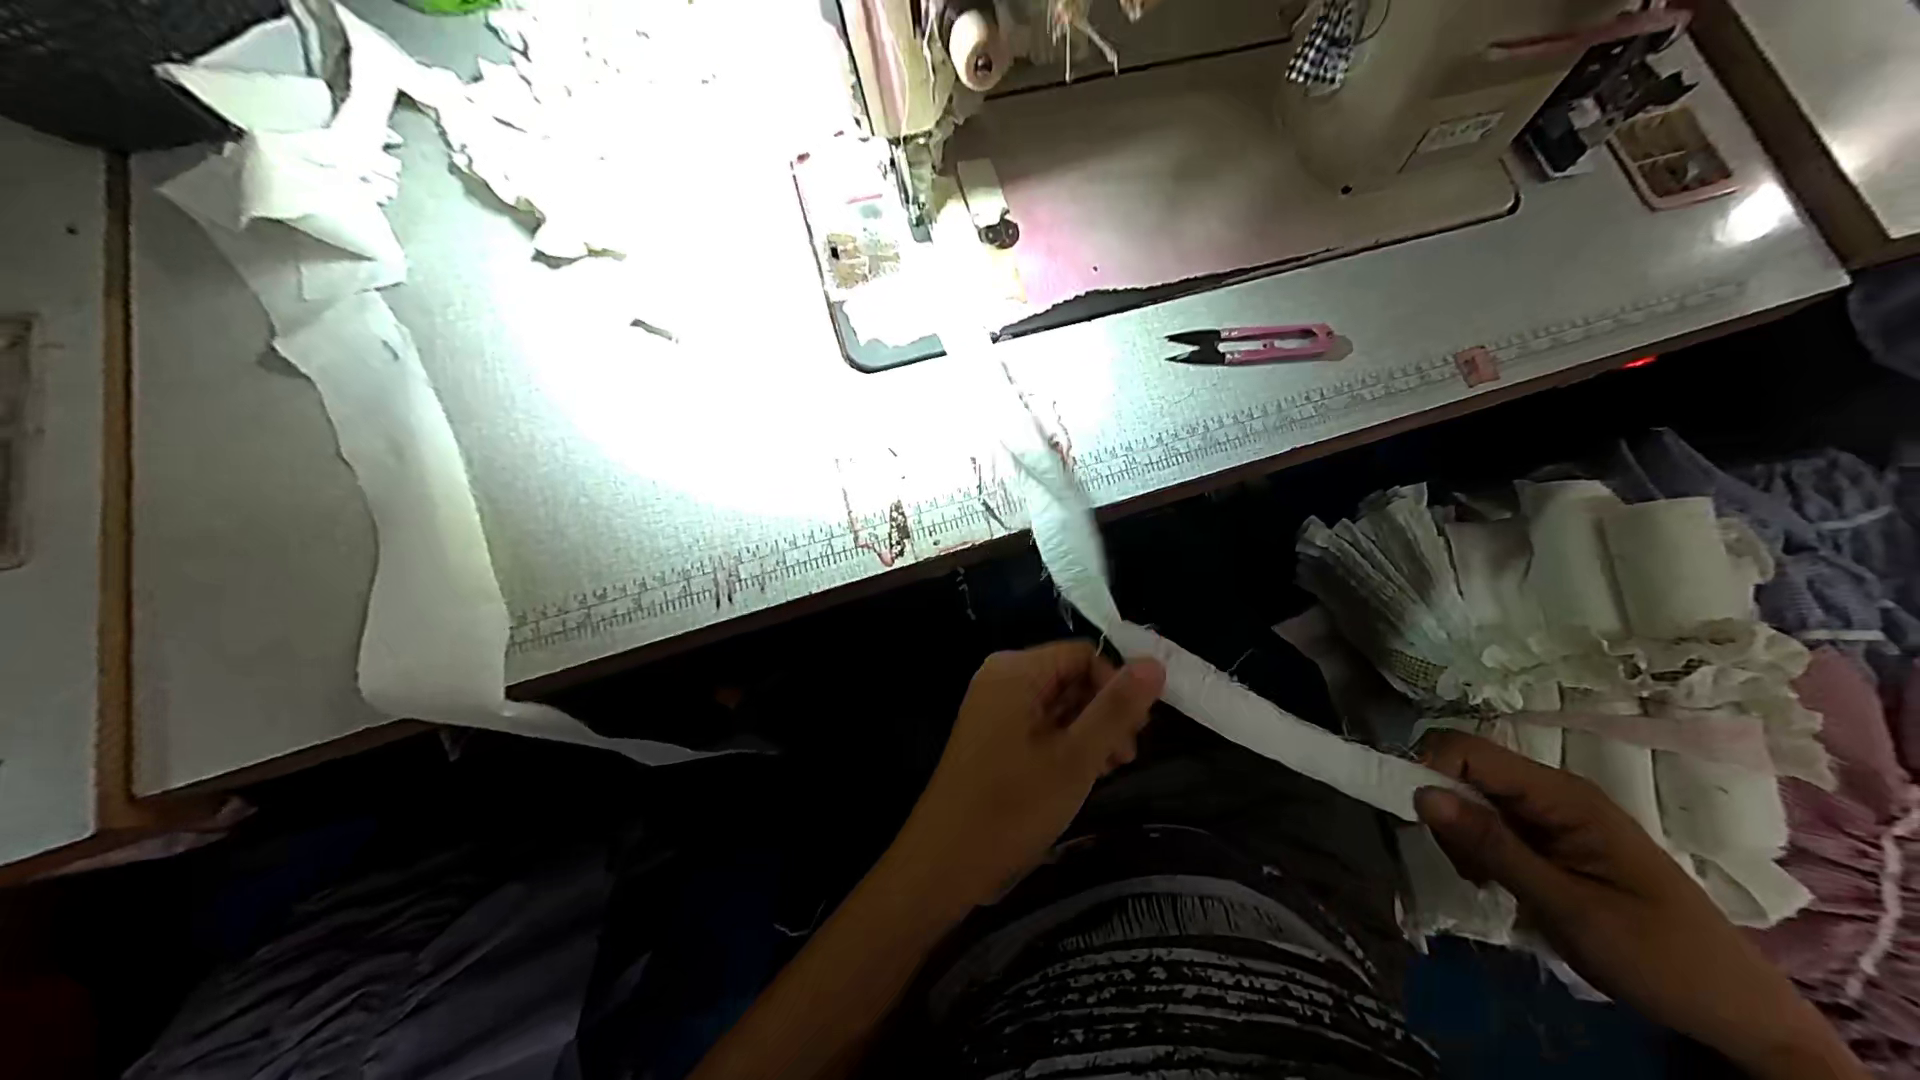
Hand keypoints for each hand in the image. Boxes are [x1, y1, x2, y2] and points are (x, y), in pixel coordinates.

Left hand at [893, 642, 1165, 909]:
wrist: (946, 861)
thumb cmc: (1012, 807)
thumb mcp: (1076, 757)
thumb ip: (1117, 708)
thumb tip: (1155, 664)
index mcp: (1016, 670)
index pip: (1084, 655)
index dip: (1117, 687)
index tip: (1136, 733)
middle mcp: (1002, 678)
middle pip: (1071, 677)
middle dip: (1105, 712)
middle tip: (1124, 758)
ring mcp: (994, 707)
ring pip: (1059, 703)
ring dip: (1090, 732)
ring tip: (1107, 770)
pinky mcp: (993, 734)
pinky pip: (1040, 723)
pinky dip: (1066, 743)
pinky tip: (1083, 774)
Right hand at [1415, 732, 1865, 1079]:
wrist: (1739, 1014)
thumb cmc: (1658, 958)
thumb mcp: (1567, 907)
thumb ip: (1491, 846)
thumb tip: (1420, 792)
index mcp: (1564, 796)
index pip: (1468, 750)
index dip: (1429, 770)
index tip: (1418, 820)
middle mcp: (1556, 793)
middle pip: (1465, 770)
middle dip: (1443, 809)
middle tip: (1460, 865)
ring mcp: (1555, 816)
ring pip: (1473, 797)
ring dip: (1460, 832)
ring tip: (1482, 881)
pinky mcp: (1554, 839)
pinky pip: (1493, 822)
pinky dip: (1477, 847)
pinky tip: (1494, 881)